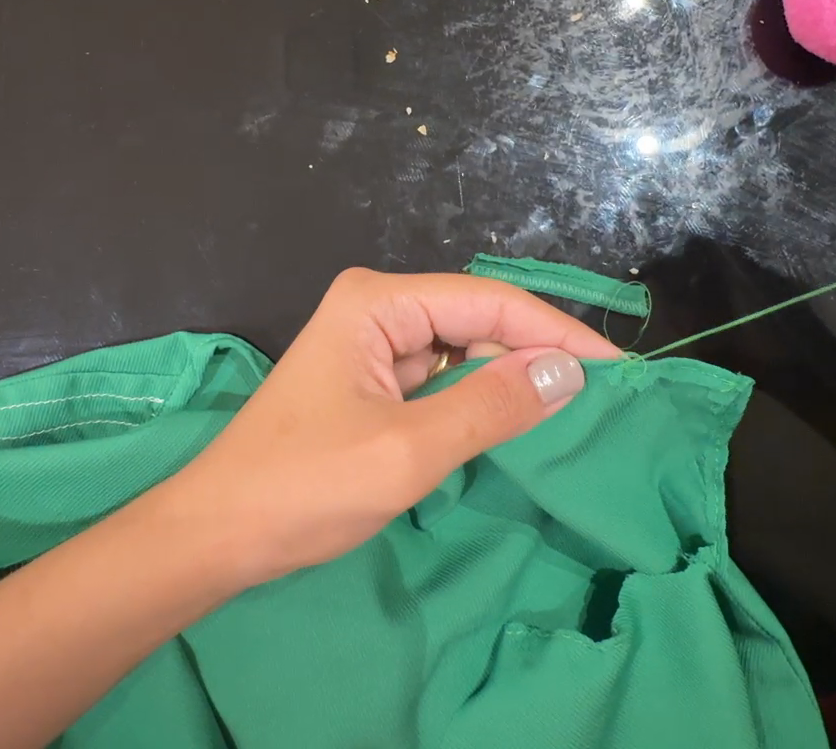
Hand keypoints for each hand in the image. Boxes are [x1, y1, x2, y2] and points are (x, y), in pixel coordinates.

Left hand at [146, 269, 622, 587]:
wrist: (218, 534)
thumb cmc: (305, 487)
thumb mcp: (408, 450)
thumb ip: (491, 406)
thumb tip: (568, 373)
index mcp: (377, 303)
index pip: (486, 302)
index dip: (554, 331)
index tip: (617, 368)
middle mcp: (375, 308)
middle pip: (474, 319)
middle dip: (533, 352)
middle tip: (602, 395)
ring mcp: (370, 344)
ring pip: (460, 348)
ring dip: (509, 375)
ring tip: (572, 406)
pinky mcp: (369, 380)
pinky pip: (439, 377)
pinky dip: (477, 396)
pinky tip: (514, 417)